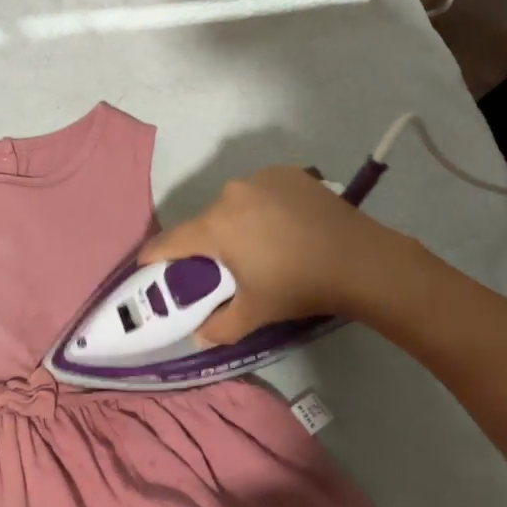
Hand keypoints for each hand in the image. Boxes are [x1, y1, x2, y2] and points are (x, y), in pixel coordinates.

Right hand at [138, 166, 412, 344]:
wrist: (359, 258)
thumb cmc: (299, 285)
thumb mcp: (256, 313)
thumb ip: (219, 326)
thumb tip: (199, 335)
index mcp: (216, 226)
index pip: (171, 241)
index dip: (155, 256)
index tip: (148, 266)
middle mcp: (230, 193)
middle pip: (206, 221)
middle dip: (208, 244)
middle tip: (224, 269)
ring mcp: (260, 177)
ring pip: (235, 203)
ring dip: (238, 223)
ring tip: (264, 247)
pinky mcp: (287, 172)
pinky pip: (262, 190)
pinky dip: (265, 206)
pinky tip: (286, 226)